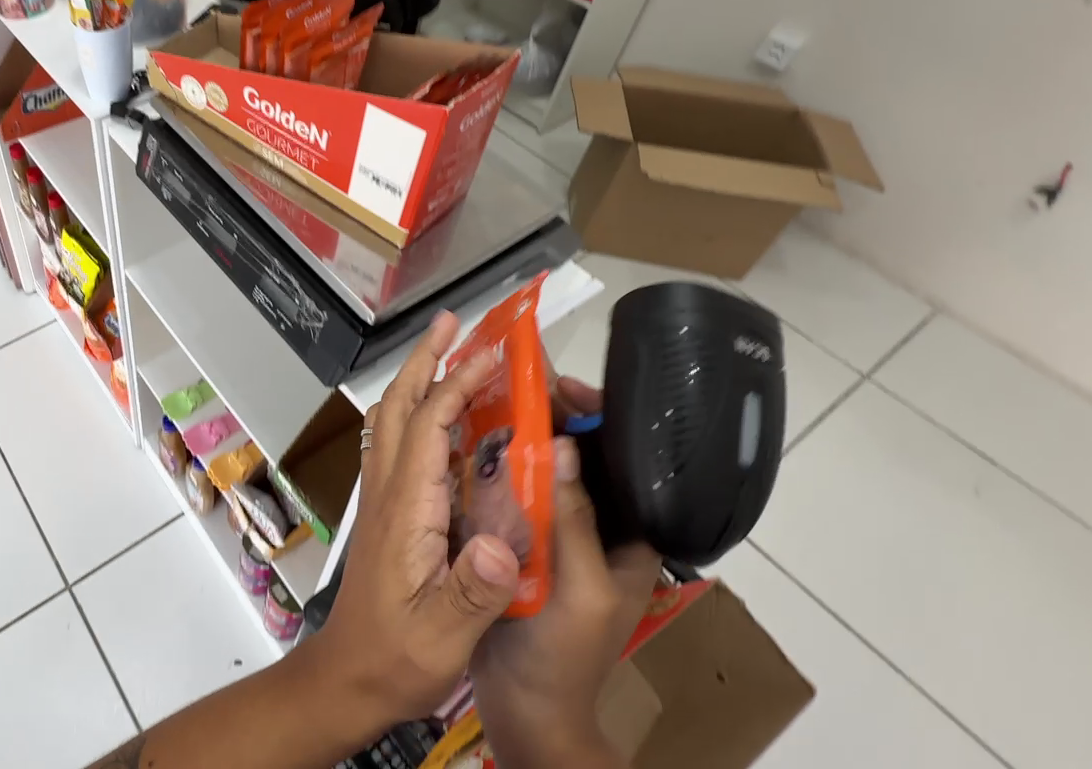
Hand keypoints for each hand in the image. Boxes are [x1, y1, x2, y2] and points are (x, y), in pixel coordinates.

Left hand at [311, 311, 520, 727]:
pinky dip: (421, 415)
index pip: (427, 426)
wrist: (348, 675)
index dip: (456, 384)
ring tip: (452, 355)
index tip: (492, 354)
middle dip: (424, 360)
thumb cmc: (394, 656)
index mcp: (405, 507)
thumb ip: (473, 590)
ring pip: (395, 422)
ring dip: (419, 382)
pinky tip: (448, 422)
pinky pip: (400, 446)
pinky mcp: (388, 513)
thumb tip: (503, 541)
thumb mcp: (442, 634)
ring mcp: (383, 499)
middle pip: (400, 408)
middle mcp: (388, 490)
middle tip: (454, 323)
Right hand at [469, 377, 663, 768]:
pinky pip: (508, 495)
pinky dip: (492, 468)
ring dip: (517, 437)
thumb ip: (573, 522)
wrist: (523, 709)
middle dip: (550, 418)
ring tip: (485, 398)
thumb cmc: (566, 655)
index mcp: (626, 535)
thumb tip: (565, 446)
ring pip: (539, 472)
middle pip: (576, 460)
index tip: (560, 384)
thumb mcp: (582, 590)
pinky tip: (465, 443)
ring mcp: (552, 534)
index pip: (621, 461)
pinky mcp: (516, 543)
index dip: (596, 419)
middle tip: (510, 382)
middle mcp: (592, 526)